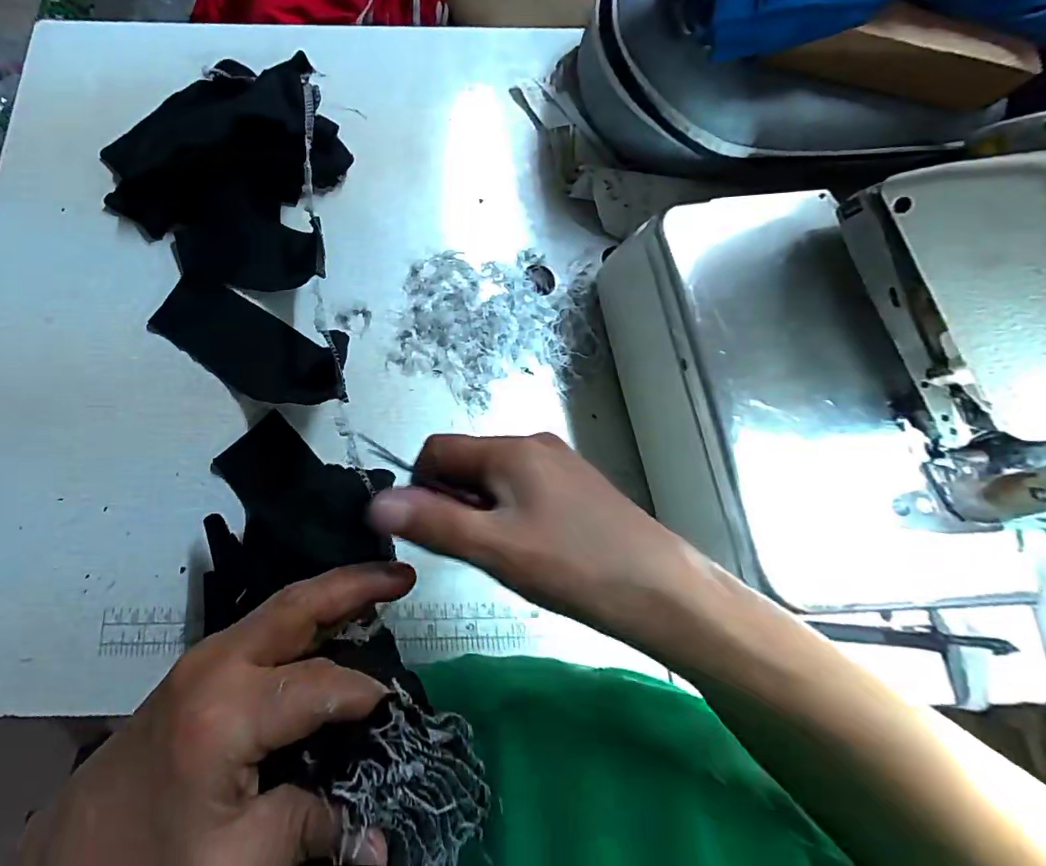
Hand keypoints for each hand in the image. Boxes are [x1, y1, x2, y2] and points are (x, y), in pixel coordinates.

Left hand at [22, 562, 413, 865]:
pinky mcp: (199, 669)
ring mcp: (204, 660)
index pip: (319, 685)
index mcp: (227, 709)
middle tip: (402, 576)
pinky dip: (302, 621)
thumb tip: (369, 826)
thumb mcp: (237, 859)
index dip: (364, 696)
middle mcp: (216, 665)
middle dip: (350, 586)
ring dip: (327, 597)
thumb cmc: (156, 850)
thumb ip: (309, 828)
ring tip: (376, 590)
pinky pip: (262, 631)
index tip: (399, 711)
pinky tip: (326, 629)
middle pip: (293, 609)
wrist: (86, 841)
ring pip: (277, 612)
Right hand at [368, 433, 715, 639]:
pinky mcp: (578, 489)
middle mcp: (533, 444)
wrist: (673, 600)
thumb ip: (432, 522)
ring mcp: (559, 465)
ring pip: (491, 480)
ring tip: (507, 555)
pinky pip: (521, 491)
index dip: (420, 487)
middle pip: (463, 463)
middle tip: (475, 549)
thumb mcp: (494, 548)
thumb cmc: (577, 568)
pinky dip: (510, 516)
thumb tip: (372, 503)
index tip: (435, 530)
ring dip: (481, 512)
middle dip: (452, 502)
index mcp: (509, 449)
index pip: (435, 450)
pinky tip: (534, 552)